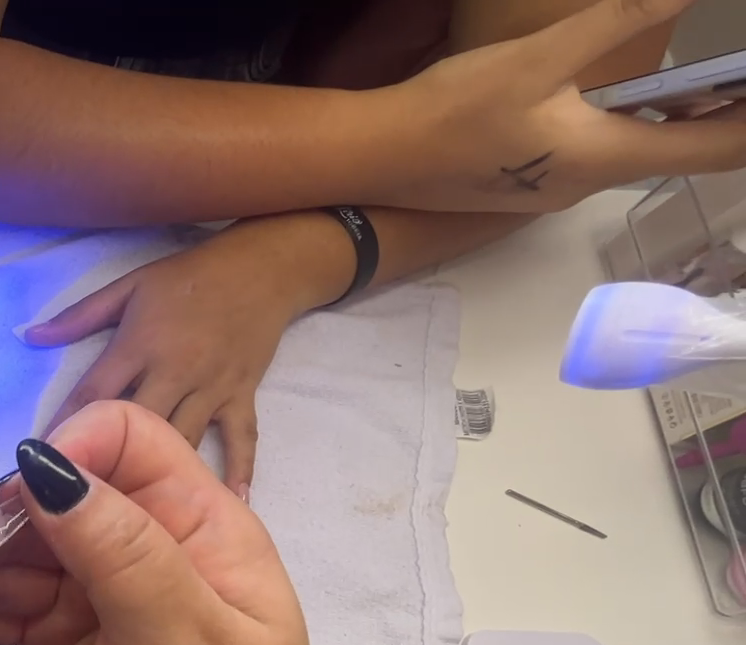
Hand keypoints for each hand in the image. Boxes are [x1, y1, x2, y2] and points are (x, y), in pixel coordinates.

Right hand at [0, 404, 326, 644]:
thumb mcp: (185, 642)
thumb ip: (120, 552)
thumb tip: (46, 467)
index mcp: (189, 522)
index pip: (122, 444)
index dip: (61, 456)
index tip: (0, 501)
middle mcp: (130, 540)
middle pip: (32, 511)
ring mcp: (83, 586)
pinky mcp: (49, 627)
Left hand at [25, 224, 330, 495]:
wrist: (268, 264)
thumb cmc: (188, 279)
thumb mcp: (129, 287)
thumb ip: (78, 316)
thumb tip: (29, 337)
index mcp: (140, 345)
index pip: (94, 393)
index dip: (64, 428)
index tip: (35, 463)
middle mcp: (175, 371)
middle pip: (136, 425)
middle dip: (104, 460)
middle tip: (70, 500)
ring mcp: (213, 387)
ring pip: (182, 439)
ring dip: (158, 477)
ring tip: (128, 518)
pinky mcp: (243, 397)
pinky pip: (243, 438)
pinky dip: (238, 470)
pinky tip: (229, 505)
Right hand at [383, 0, 745, 212]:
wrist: (367, 156)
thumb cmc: (449, 112)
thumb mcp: (542, 54)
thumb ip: (626, 14)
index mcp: (601, 158)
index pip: (721, 148)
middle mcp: (579, 187)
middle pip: (679, 155)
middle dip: (723, 111)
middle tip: (737, 72)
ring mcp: (541, 195)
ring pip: (630, 157)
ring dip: (668, 121)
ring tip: (695, 80)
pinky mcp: (511, 191)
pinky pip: (587, 163)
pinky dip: (619, 132)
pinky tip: (607, 103)